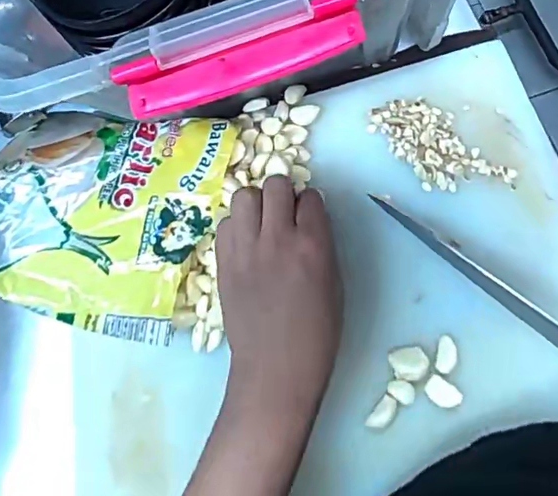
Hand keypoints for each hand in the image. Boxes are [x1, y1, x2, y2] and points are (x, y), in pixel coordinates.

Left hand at [184, 177, 341, 495]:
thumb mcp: (333, 283)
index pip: (311, 196)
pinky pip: (226, 222)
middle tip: (283, 214)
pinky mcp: (223, 261)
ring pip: (245, 195)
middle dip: (283, 194)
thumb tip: (308, 217)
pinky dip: (236, 226)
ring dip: (256, 205)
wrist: (275, 371)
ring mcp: (247, 248)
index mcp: (313, 245)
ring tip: (261, 225)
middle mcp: (279, 238)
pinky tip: (245, 244)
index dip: (310, 204)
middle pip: (276, 185)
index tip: (307, 216)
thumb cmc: (315, 334)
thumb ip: (321, 243)